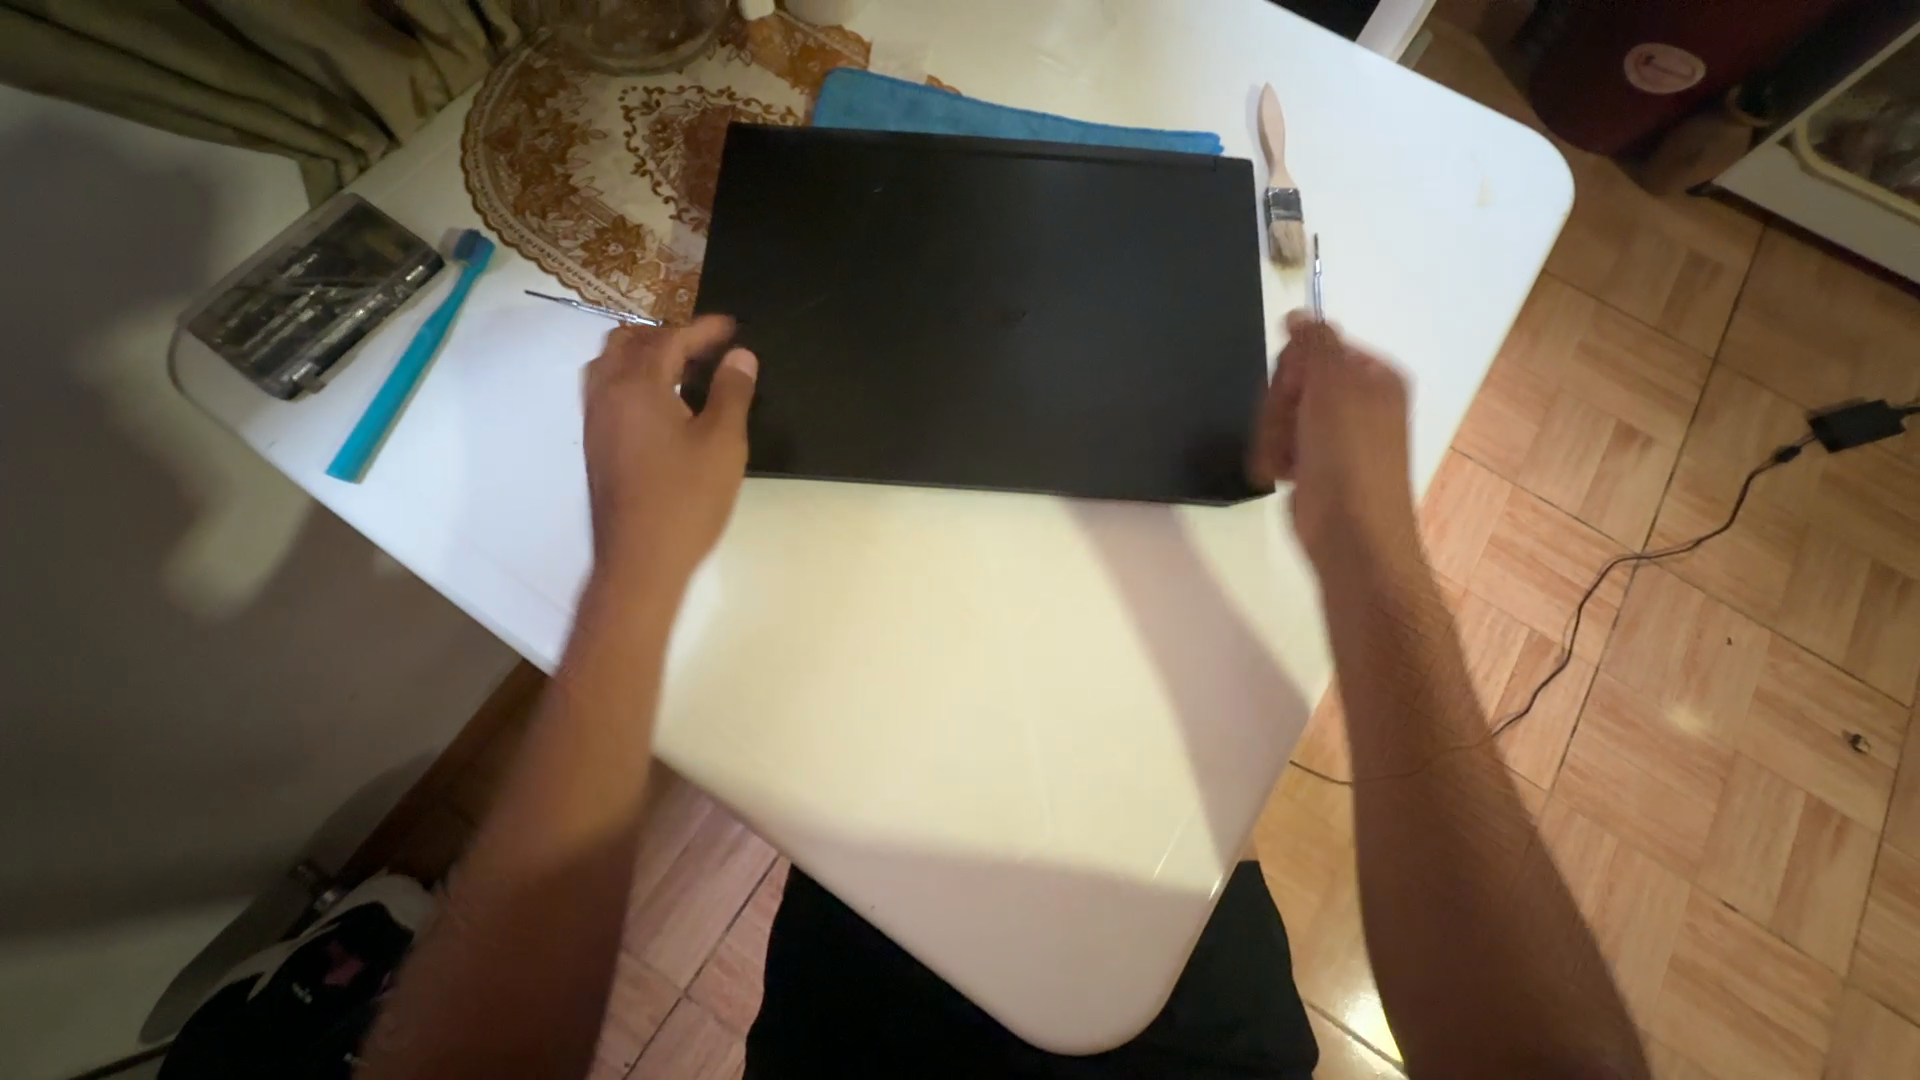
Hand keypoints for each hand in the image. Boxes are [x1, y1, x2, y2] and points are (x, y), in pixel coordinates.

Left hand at [582, 316, 757, 588]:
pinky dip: (631, 381)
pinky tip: (660, 407)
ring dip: (643, 356)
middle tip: (706, 350)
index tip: (733, 327)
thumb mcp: (723, 442)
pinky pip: (606, 392)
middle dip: (668, 336)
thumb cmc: (687, 499)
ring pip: (609, 366)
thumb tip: (740, 357)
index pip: (670, 339)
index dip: (704, 329)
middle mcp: (607, 394)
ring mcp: (595, 421)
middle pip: (629, 342)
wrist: (641, 559)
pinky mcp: (596, 446)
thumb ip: (731, 392)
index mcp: (638, 385)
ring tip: (680, 371)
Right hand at [1250, 311, 1418, 570]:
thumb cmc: (1348, 460)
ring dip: (1271, 436)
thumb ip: (1316, 344)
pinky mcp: (1316, 465)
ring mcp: (1336, 436)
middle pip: (1293, 382)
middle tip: (1286, 432)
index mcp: (1374, 376)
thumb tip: (1298, 313)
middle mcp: (1358, 401)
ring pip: (1280, 415)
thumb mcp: (1334, 389)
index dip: (1292, 371)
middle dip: (1278, 408)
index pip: (1314, 349)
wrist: (1352, 535)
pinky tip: (1281, 474)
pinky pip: (1280, 444)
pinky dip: (1274, 457)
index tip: (1292, 394)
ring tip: (1284, 461)